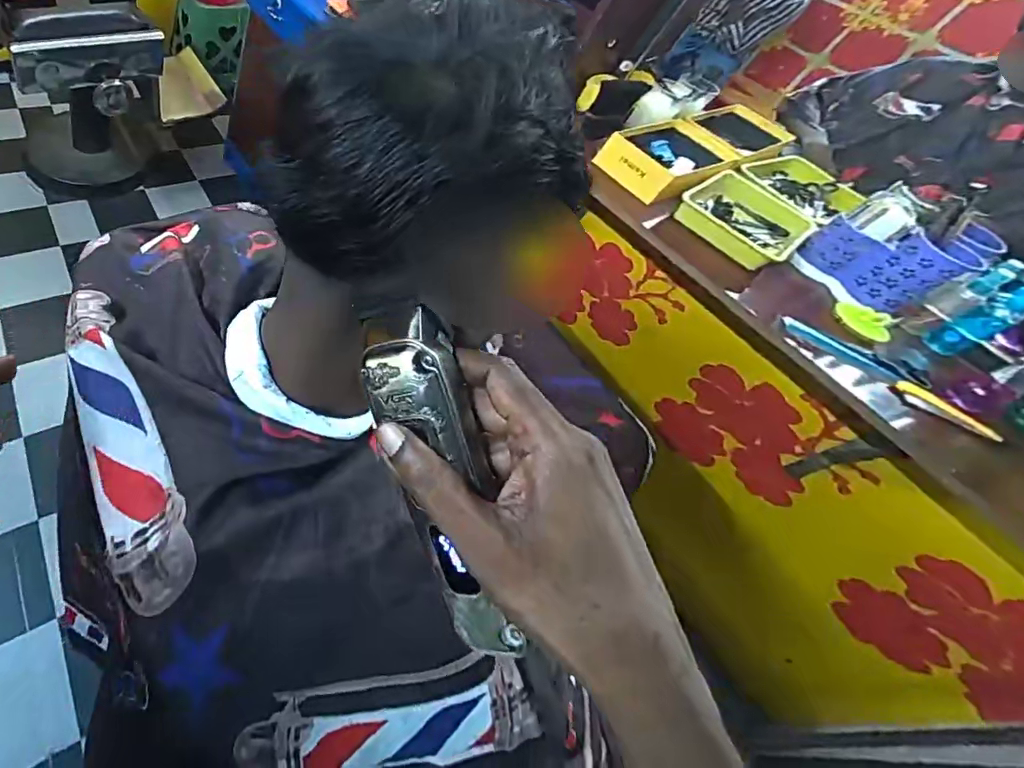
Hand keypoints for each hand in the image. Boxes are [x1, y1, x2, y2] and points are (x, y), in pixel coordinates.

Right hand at [375, 350, 740, 766]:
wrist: (637, 660)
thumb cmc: (558, 598)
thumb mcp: (482, 540)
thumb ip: (431, 481)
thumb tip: (386, 431)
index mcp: (553, 443)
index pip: (499, 374)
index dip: (454, 363)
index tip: (410, 372)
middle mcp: (572, 442)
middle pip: (503, 404)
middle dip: (453, 410)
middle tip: (406, 425)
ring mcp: (581, 466)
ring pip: (513, 434)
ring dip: (471, 443)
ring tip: (428, 461)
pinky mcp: (582, 489)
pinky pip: (529, 458)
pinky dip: (494, 465)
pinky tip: (468, 490)